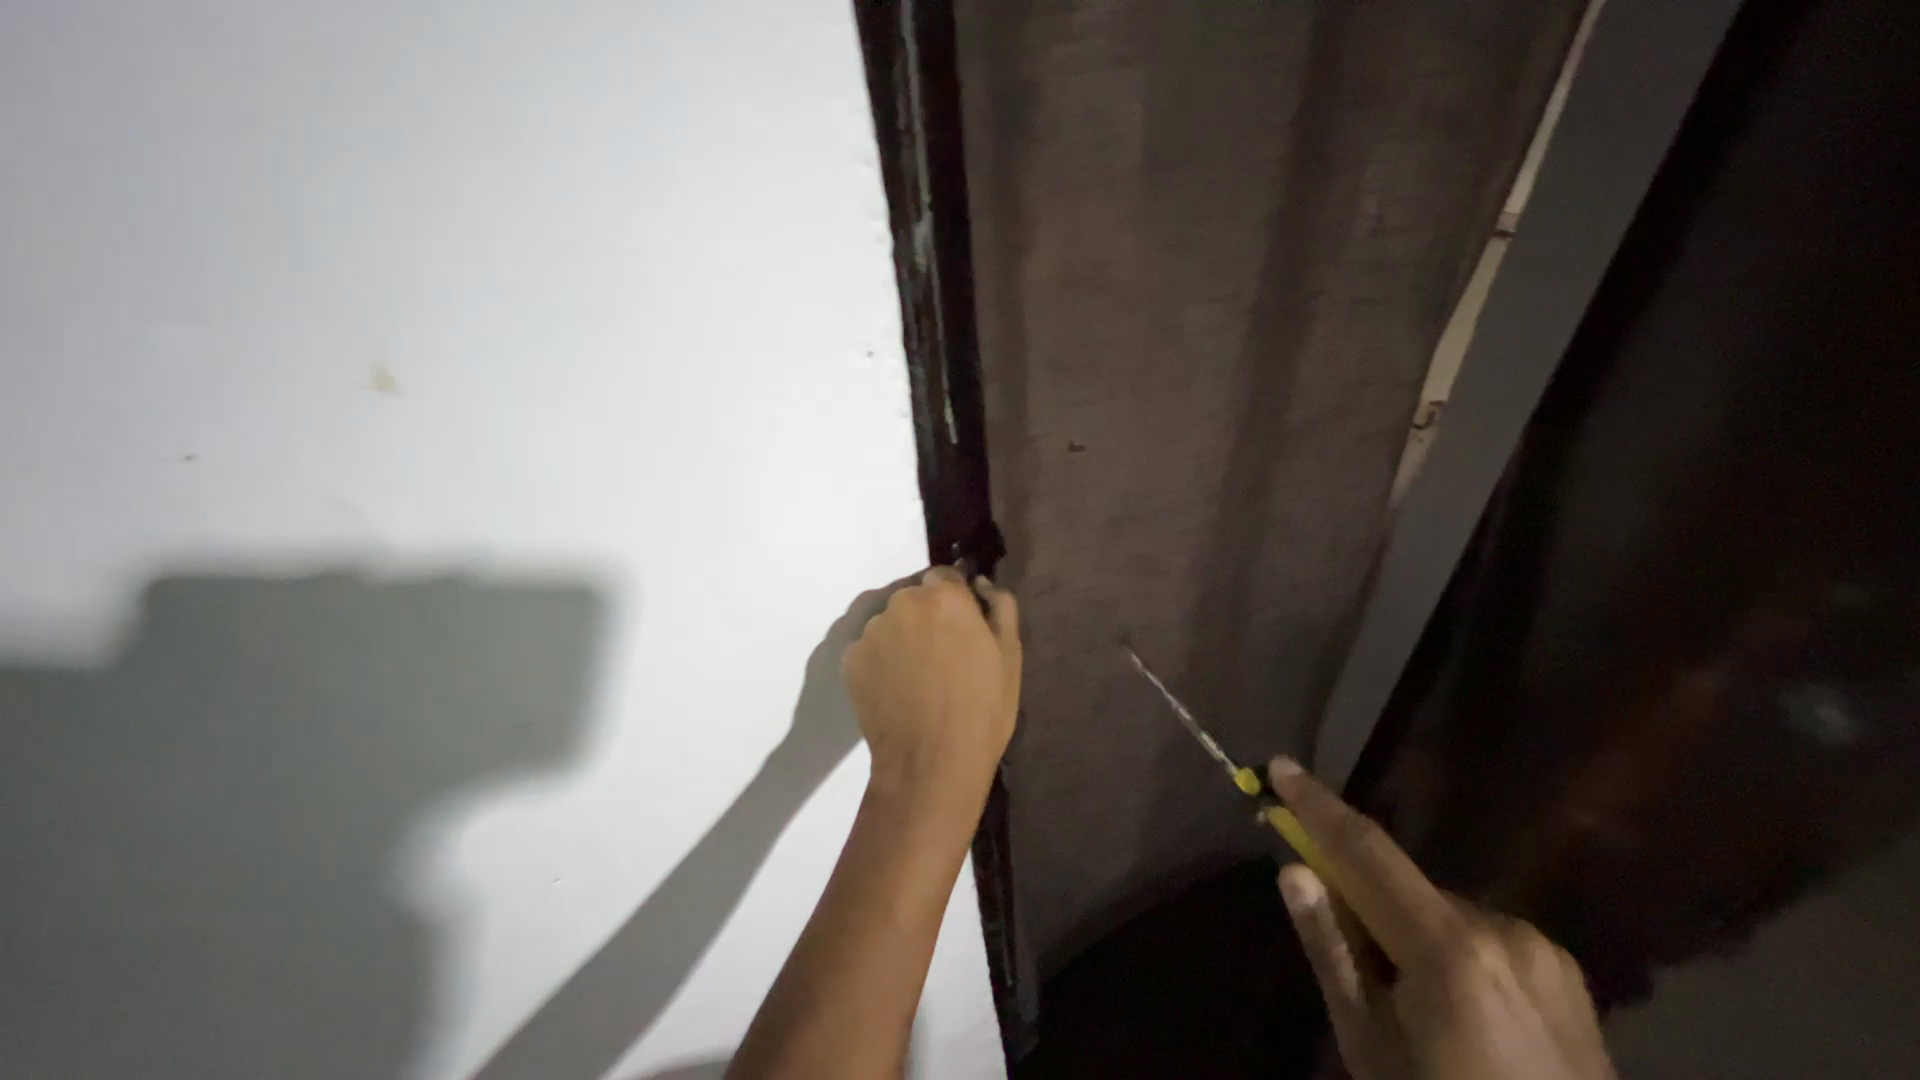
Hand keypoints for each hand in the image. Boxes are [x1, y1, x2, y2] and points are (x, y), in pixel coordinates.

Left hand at [842, 567, 1020, 798]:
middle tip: (944, 656)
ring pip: (891, 624)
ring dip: (903, 638)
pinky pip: (870, 650)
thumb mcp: (1010, 655)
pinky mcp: (851, 660)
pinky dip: (882, 662)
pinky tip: (897, 690)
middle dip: (928, 618)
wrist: (931, 763)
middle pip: (916, 599)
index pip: (946, 576)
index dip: (956, 600)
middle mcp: (902, 603)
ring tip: (918, 678)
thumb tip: (981, 584)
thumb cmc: (981, 709)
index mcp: (944, 596)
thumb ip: (1000, 606)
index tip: (963, 627)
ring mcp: (872, 632)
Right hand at [1268, 757, 1616, 1079]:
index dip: (1318, 808)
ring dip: (1411, 933)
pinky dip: (1452, 952)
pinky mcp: (1569, 974)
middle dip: (1366, 902)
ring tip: (1411, 1008)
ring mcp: (1544, 950)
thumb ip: (1332, 952)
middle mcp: (1502, 930)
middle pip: (1406, 889)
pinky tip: (1460, 1014)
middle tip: (1347, 959)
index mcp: (1448, 950)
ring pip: (1445, 915)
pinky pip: (1485, 938)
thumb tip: (1295, 873)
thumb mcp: (1371, 1047)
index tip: (1280, 767)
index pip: (1367, 853)